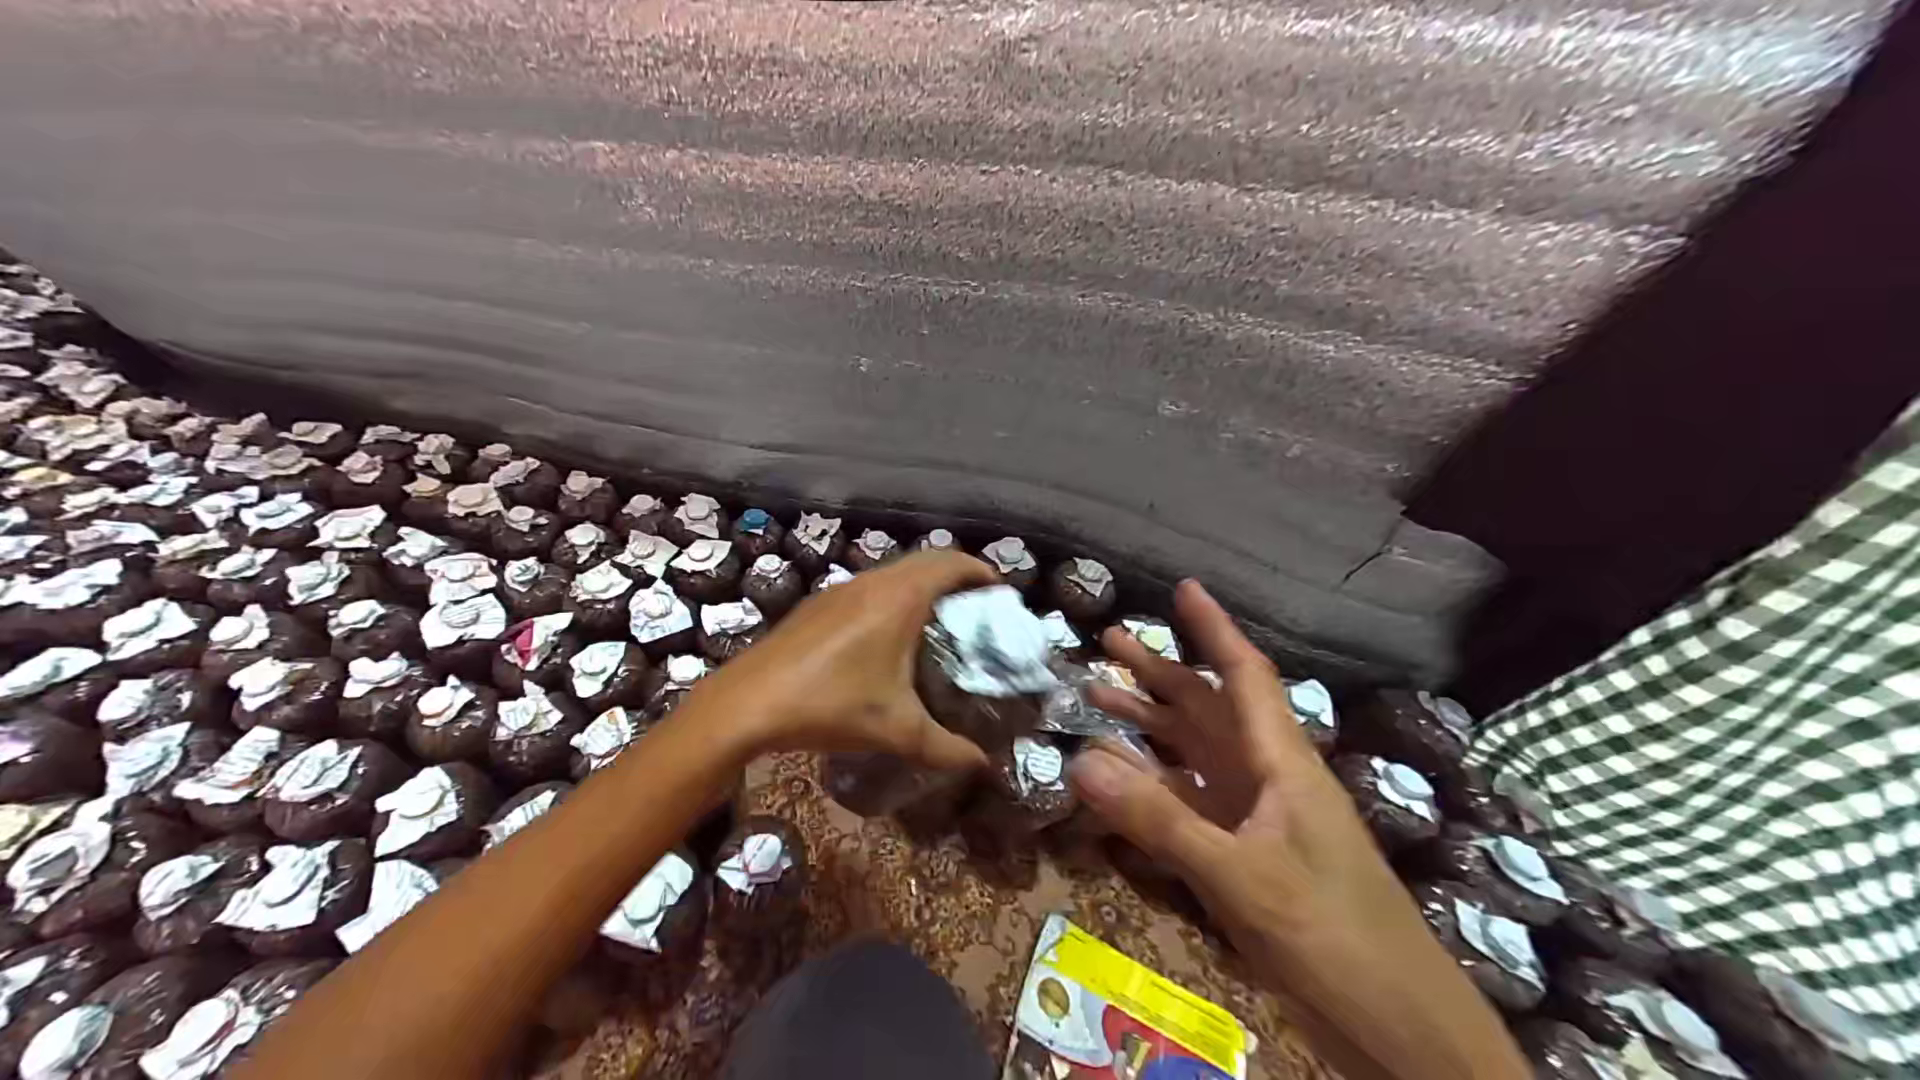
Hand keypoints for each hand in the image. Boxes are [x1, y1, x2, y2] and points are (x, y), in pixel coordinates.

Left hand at [699, 550, 996, 770]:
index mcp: (899, 599)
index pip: (951, 564)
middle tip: (976, 607)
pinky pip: (870, 586)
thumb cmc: (830, 706)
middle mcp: (872, 583)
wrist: (747, 703)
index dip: (980, 571)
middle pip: (925, 561)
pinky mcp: (819, 603)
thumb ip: (947, 748)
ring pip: (894, 571)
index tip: (999, 592)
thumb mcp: (896, 731)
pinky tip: (888, 633)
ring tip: (938, 618)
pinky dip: (893, 594)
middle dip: (956, 575)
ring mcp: (840, 589)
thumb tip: (983, 764)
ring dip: (922, 583)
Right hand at [1071, 581, 1528, 1079]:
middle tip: (1108, 642)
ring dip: (1151, 723)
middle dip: (1160, 671)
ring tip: (1099, 697)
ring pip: (1195, 751)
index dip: (1215, 629)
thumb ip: (1159, 820)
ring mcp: (1257, 817)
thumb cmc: (1335, 939)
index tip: (1185, 589)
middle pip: (1209, 707)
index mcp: (1283, 764)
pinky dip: (1154, 782)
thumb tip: (1079, 760)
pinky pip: (1191, 800)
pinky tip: (1121, 779)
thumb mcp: (1240, 878)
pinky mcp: (1248, 853)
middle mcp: (1269, 778)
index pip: (1245, 675)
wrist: (1402, 1034)